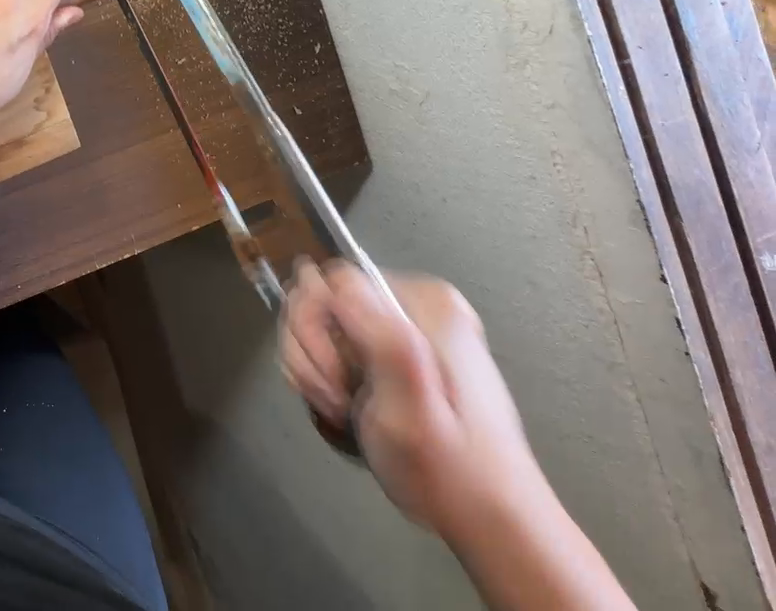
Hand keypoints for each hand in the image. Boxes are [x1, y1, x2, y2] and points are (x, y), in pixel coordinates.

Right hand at [281, 260, 547, 539]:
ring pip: (312, 320)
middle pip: (317, 298)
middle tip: (334, 398)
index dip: (316, 326)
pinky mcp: (388, 346)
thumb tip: (335, 285)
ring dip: (310, 366)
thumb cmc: (449, 469)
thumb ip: (384, 339)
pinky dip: (318, 373)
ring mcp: (399, 325)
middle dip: (309, 350)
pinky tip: (340, 405)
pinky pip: (324, 340)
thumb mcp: (415, 407)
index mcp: (426, 304)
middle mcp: (413, 303)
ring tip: (340, 408)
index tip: (337, 378)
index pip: (332, 280)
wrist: (487, 517)